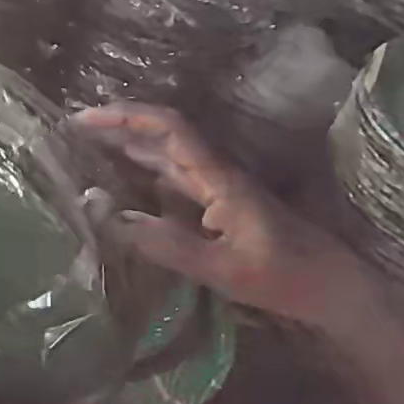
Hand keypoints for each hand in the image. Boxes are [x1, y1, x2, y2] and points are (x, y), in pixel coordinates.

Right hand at [73, 102, 375, 328]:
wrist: (331, 285)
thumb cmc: (284, 276)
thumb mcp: (223, 269)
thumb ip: (169, 245)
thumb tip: (112, 218)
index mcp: (217, 178)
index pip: (169, 130)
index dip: (126, 118)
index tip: (86, 119)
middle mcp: (213, 173)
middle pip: (161, 134)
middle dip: (117, 125)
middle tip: (72, 129)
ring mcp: (215, 187)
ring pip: (164, 153)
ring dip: (127, 144)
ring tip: (85, 146)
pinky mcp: (216, 203)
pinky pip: (171, 177)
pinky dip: (141, 171)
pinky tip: (120, 181)